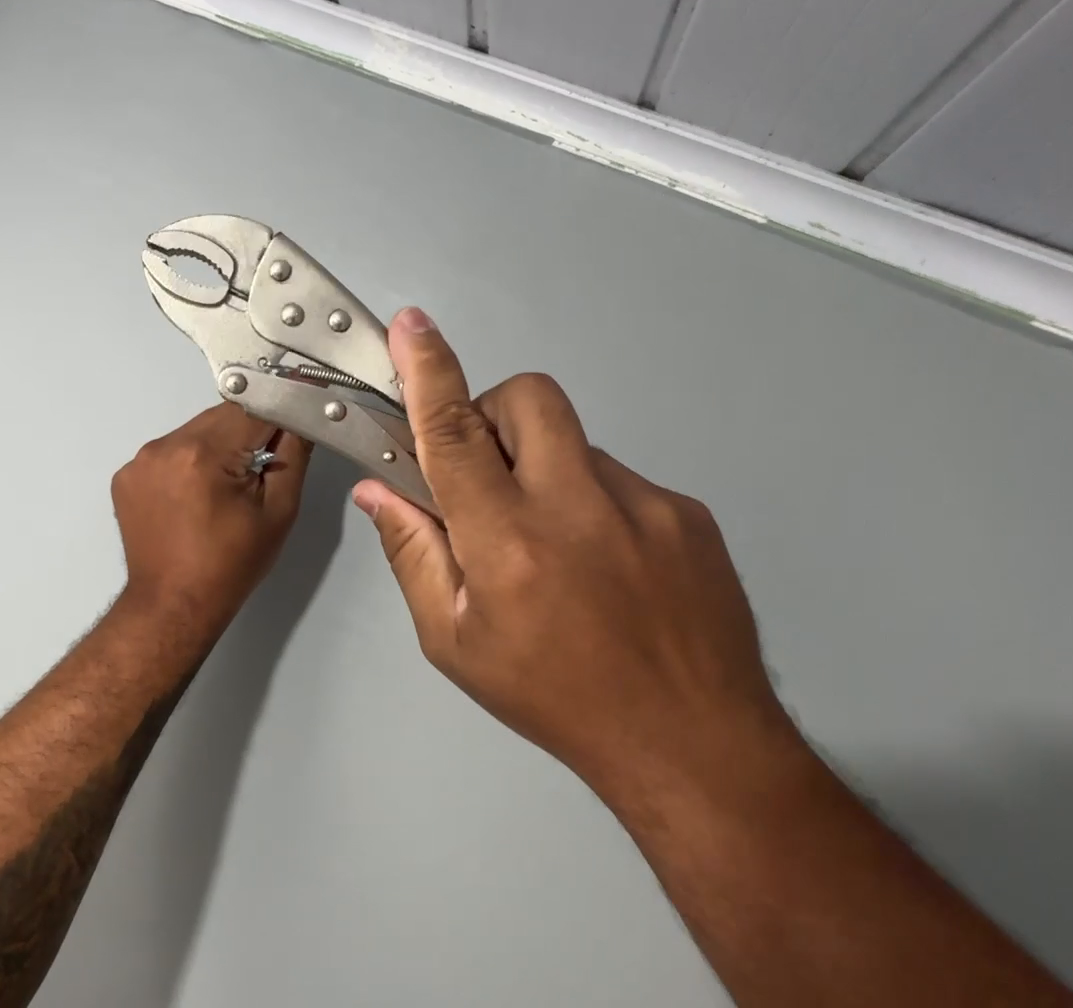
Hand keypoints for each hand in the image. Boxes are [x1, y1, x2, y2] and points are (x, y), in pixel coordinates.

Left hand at [112, 402, 312, 636]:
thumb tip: (303, 415)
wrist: (173, 604)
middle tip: (264, 461)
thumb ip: (293, 455)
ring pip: (193, 432)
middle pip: (219, 417)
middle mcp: (164, 446)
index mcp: (203, 454)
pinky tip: (194, 495)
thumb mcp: (278, 511)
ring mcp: (140, 460)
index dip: (279, 407)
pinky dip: (187, 462)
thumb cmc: (230, 565)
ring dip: (215, 446)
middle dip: (246, 431)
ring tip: (225, 485)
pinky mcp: (126, 475)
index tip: (299, 409)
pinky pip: (168, 452)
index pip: (252, 408)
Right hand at [353, 308, 800, 802]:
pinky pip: (619, 481)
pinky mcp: (689, 514)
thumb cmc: (551, 697)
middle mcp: (578, 507)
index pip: (454, 435)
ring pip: (572, 446)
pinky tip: (605, 570)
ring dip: (542, 473)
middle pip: (527, 399)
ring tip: (554, 551)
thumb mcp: (454, 643)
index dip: (427, 374)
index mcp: (508, 543)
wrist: (694, 744)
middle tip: (485, 475)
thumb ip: (413, 555)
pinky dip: (591, 505)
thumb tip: (379, 489)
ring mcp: (646, 504)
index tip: (411, 327)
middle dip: (490, 410)